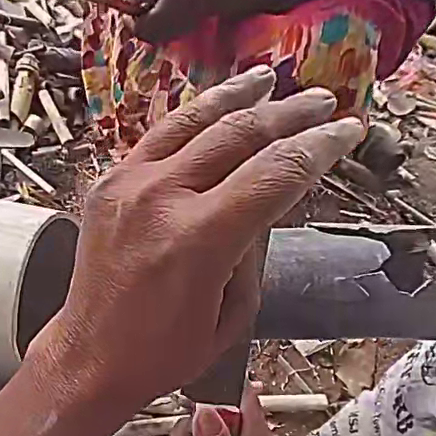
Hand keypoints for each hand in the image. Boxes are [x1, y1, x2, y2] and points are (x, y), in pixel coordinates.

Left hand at [28, 67, 366, 411]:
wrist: (90, 356)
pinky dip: (192, 117)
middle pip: (239, 135)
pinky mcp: (109, 183)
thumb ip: (253, 249)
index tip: (345, 131)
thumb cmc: (163, 350)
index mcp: (199, 238)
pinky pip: (158, 137)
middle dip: (289, 114)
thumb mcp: (233, 312)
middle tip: (321, 102)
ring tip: (268, 79)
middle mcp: (161, 198)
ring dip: (237, 96)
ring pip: (193, 121)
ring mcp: (128, 184)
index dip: (318, 147)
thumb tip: (263, 202)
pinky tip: (214, 107)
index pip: (275, 172)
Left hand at [127, 0, 211, 43]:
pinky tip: (161, 13)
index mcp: (153, 22)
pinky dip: (154, 27)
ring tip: (150, 8)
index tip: (126, 6)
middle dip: (135, 22)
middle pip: (139, 34)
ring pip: (148, 36)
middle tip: (136, 6)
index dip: (126, 17)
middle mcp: (159, 34)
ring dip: (144, 25)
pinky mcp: (175, 37)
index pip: (132, 26)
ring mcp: (168, 37)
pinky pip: (158, 36)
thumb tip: (125, 0)